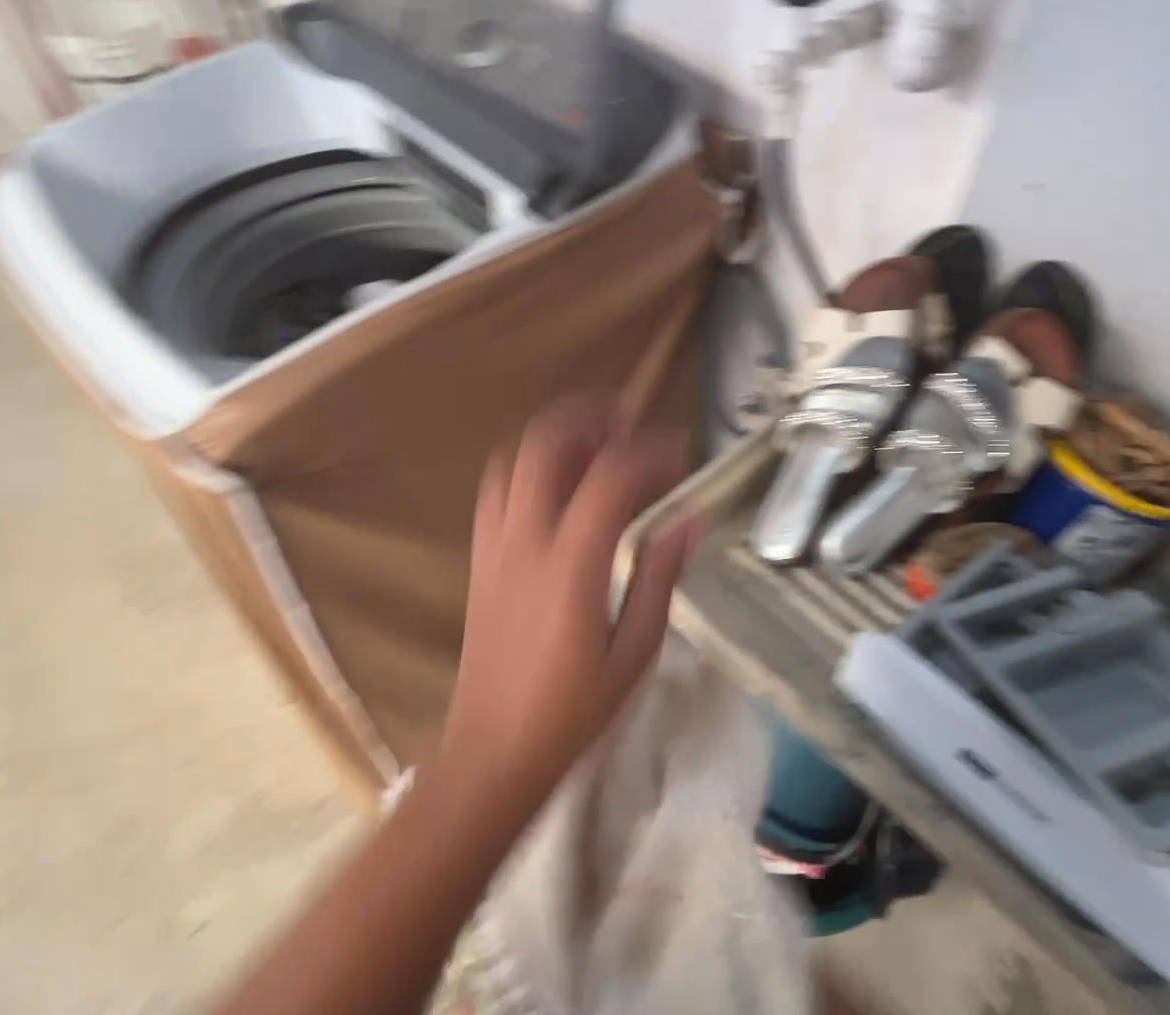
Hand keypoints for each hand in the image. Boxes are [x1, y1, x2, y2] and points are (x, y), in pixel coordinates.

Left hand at [439, 397, 702, 808]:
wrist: (493, 750)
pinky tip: (556, 485)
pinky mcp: (479, 560)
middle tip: (630, 425)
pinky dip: (526, 467)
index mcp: (571, 566)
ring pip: (512, 460)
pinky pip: (495, 491)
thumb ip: (660, 577)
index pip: (610, 478)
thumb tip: (690, 520)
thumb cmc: (573, 710)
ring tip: (595, 444)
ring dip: (554, 438)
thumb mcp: (635, 651)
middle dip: (589, 420)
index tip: (679, 451)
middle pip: (546, 446)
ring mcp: (494, 547)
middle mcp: (525, 542)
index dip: (649, 452)